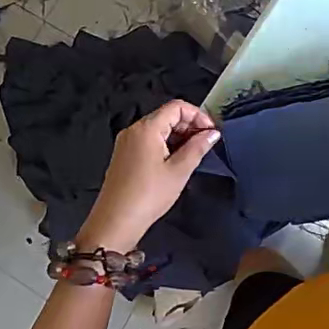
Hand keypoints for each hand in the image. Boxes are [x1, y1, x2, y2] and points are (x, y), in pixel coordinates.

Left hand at [77, 100, 221, 252]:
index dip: (198, 115)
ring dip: (178, 136)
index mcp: (146, 128)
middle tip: (206, 144)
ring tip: (193, 155)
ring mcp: (126, 143)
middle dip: (189, 126)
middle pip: (167, 115)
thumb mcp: (179, 171)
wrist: (116, 221)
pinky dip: (165, 145)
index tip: (211, 132)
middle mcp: (133, 130)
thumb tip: (212, 133)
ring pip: (158, 128)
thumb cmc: (147, 196)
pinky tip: (175, 162)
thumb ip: (198, 147)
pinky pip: (148, 141)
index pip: (177, 107)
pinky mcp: (124, 155)